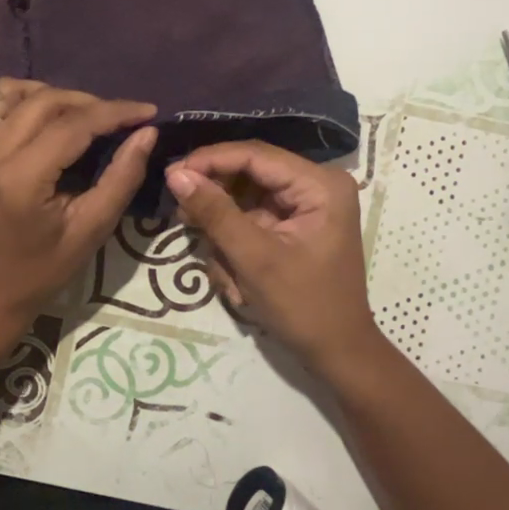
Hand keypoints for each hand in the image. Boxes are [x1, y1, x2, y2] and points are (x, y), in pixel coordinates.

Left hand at [0, 79, 156, 326]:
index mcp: (21, 178)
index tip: (147, 112)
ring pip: (7, 91)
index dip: (115, 112)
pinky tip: (20, 106)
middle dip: (88, 102)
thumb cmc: (41, 269)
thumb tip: (147, 132)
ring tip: (75, 114)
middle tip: (117, 120)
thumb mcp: (91, 230)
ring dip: (46, 93)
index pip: (73, 124)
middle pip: (44, 100)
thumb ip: (121, 178)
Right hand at [166, 141, 377, 367]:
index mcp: (319, 184)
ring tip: (220, 266)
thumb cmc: (304, 306)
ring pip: (244, 198)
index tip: (171, 175)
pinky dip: (234, 243)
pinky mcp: (291, 225)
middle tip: (183, 218)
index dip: (210, 160)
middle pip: (248, 173)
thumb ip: (216, 213)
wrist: (337, 353)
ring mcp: (304, 206)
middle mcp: (315, 185)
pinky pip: (251, 219)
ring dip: (223, 230)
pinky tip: (233, 276)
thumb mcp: (254, 258)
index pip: (255, 155)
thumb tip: (175, 175)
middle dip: (216, 200)